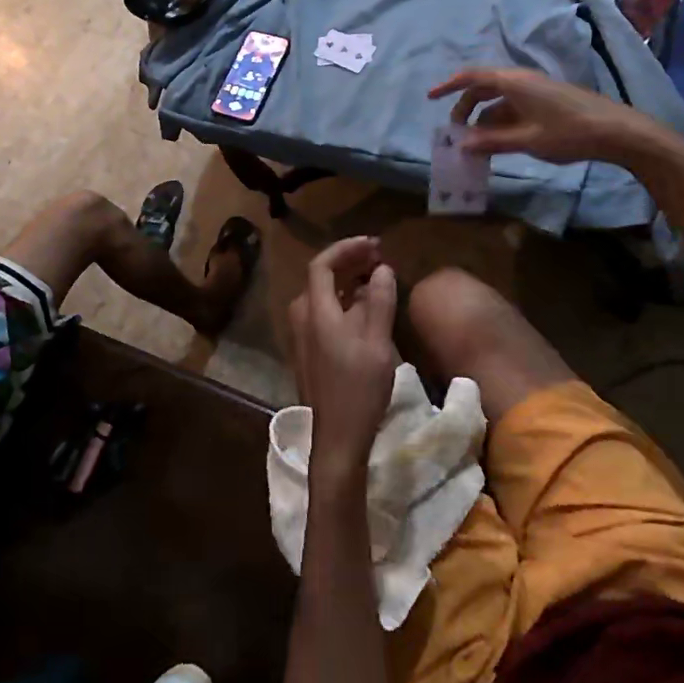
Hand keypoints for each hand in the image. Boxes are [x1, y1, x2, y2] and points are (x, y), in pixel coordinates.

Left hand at [289, 237, 398, 468]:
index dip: (346, 249)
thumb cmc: (359, 388)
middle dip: (349, 262)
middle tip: (379, 257)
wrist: (337, 437)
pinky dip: (343, 300)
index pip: (321, 264)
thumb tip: (381, 268)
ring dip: (348, 281)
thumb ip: (378, 301)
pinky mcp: (309, 351)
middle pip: (321, 277)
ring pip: (323, 295)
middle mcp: (302, 318)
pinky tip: (365, 307)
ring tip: (377, 277)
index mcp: (315, 312)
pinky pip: (323, 312)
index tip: (372, 244)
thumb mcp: (377, 342)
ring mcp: (302, 336)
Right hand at [428, 68, 672, 164]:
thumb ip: (492, 142)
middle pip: (484, 88)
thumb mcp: (527, 140)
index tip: (431, 97)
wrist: (615, 131)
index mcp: (514, 83)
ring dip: (484, 119)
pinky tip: (501, 144)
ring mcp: (536, 91)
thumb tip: (463, 145)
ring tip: (477, 146)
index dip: (449, 86)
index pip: (473, 77)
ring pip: (499, 101)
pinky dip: (501, 122)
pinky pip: (514, 108)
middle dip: (465, 108)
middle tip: (456, 132)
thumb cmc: (569, 132)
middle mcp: (522, 81)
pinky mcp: (546, 102)